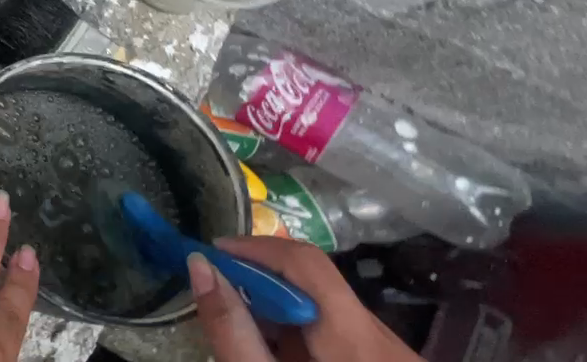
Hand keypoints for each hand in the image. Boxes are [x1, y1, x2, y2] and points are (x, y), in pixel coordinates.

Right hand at [191, 236, 423, 361]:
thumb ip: (230, 327)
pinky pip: (349, 334)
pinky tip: (288, 359)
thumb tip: (198, 264)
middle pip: (318, 286)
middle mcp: (392, 346)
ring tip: (254, 341)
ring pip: (332, 310)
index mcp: (360, 345)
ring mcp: (402, 361)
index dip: (254, 249)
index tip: (211, 258)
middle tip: (222, 301)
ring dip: (284, 312)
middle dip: (262, 286)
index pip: (306, 262)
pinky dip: (309, 335)